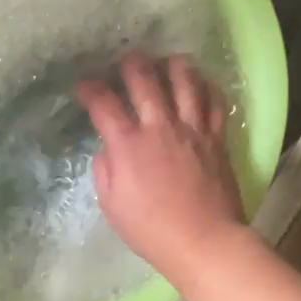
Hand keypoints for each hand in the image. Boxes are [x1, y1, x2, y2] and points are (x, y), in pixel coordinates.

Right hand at [76, 55, 248, 279]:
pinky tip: (202, 81)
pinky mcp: (217, 138)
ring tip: (167, 60)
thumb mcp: (111, 205)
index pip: (104, 105)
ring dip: (173, 65)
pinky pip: (214, 101)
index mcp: (127, 145)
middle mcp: (159, 127)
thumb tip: (109, 150)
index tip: (83, 87)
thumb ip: (106, 171)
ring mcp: (192, 129)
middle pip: (144, 80)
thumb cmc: (149, 229)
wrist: (202, 239)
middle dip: (131, 65)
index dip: (90, 90)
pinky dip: (207, 85)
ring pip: (185, 81)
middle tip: (125, 60)